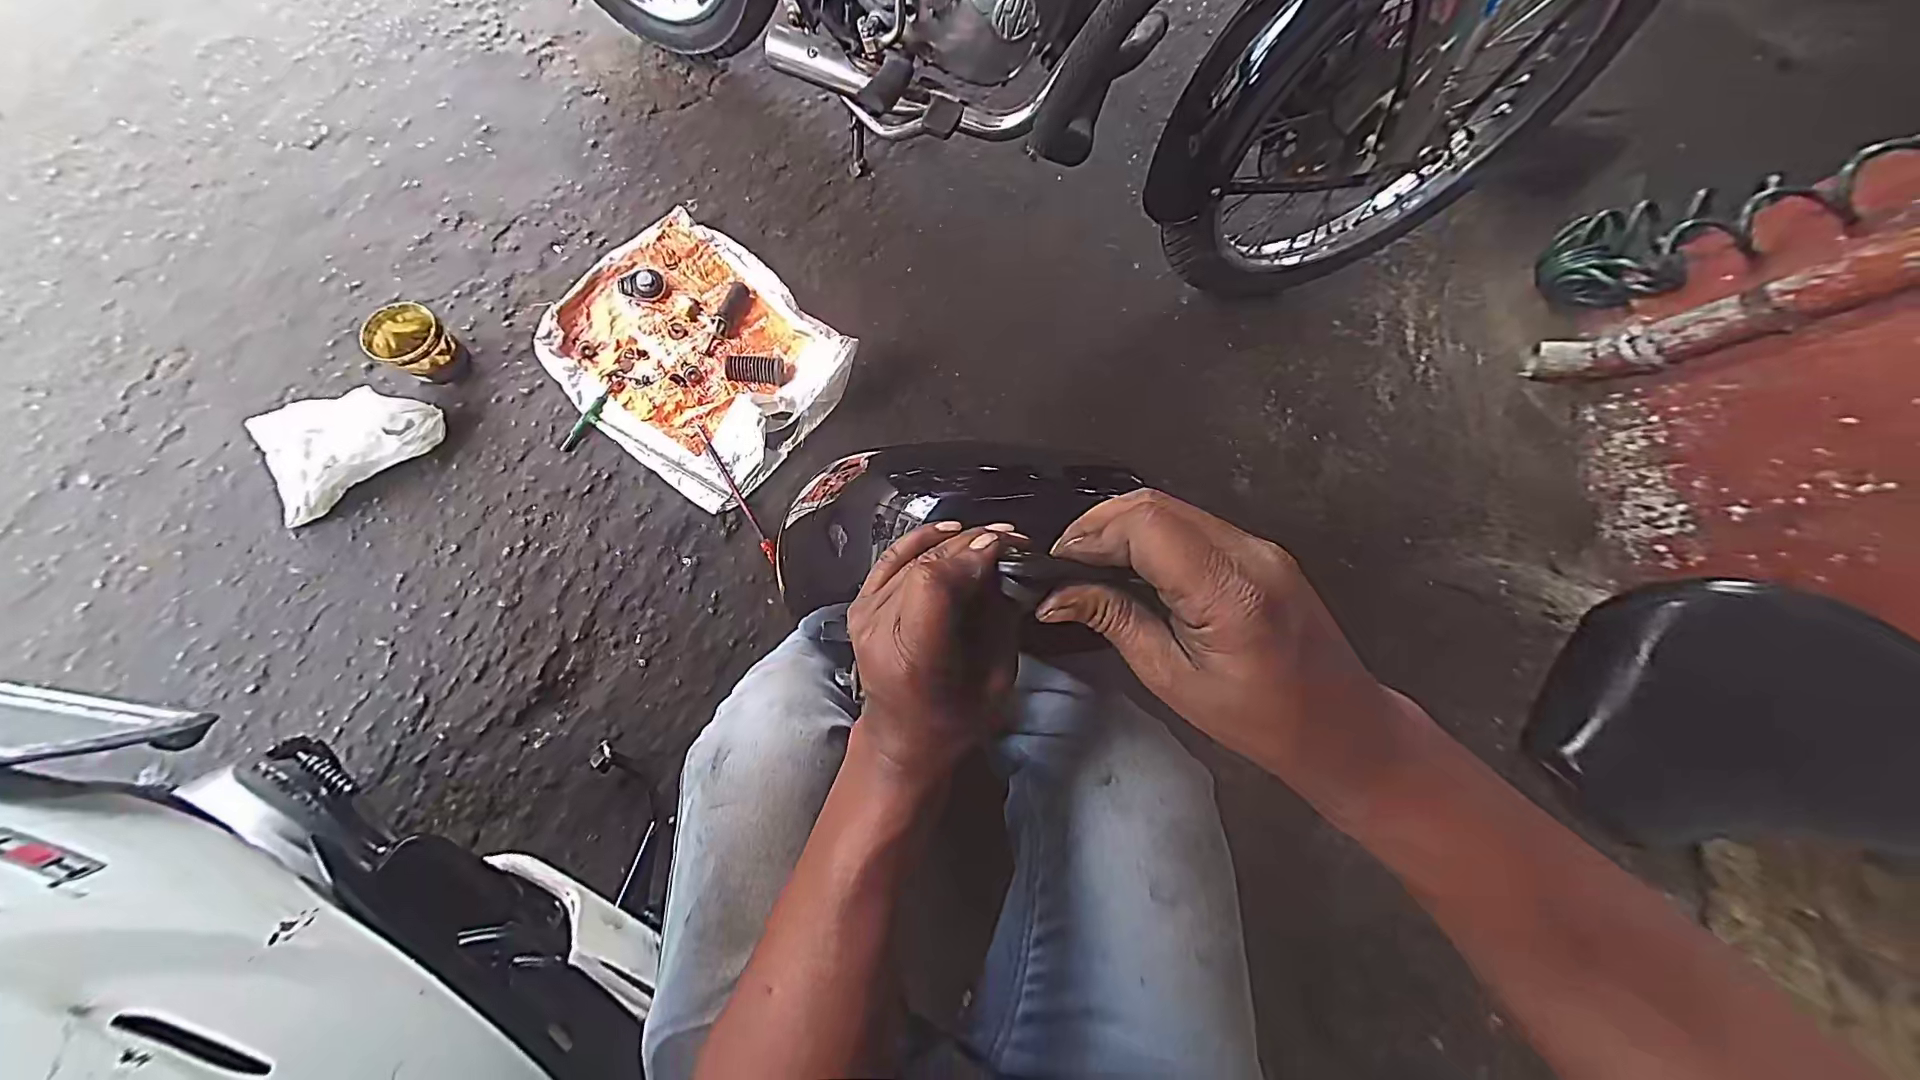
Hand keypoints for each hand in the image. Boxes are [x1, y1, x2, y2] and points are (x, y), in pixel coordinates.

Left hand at [847, 521, 1023, 783]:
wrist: (903, 737)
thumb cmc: (953, 720)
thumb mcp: (995, 678)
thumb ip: (998, 619)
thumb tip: (1004, 568)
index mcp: (911, 654)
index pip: (934, 581)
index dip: (972, 555)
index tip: (1006, 546)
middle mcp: (879, 629)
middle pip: (924, 564)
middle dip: (972, 543)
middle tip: (1009, 538)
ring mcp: (864, 614)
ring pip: (912, 556)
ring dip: (954, 540)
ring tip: (989, 535)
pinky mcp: (861, 604)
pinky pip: (891, 558)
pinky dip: (921, 540)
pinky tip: (948, 531)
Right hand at [1035, 490, 1398, 799]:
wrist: (1342, 725)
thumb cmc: (1263, 719)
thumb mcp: (1172, 677)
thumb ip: (1114, 621)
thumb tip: (1059, 597)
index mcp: (1230, 594)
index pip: (1145, 527)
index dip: (1091, 536)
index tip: (1059, 562)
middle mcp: (1250, 555)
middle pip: (1154, 504)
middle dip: (1098, 525)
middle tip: (1067, 562)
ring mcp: (1259, 547)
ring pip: (1170, 506)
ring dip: (1121, 526)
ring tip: (1091, 564)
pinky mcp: (1259, 550)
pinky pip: (1191, 523)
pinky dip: (1149, 534)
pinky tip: (1130, 563)